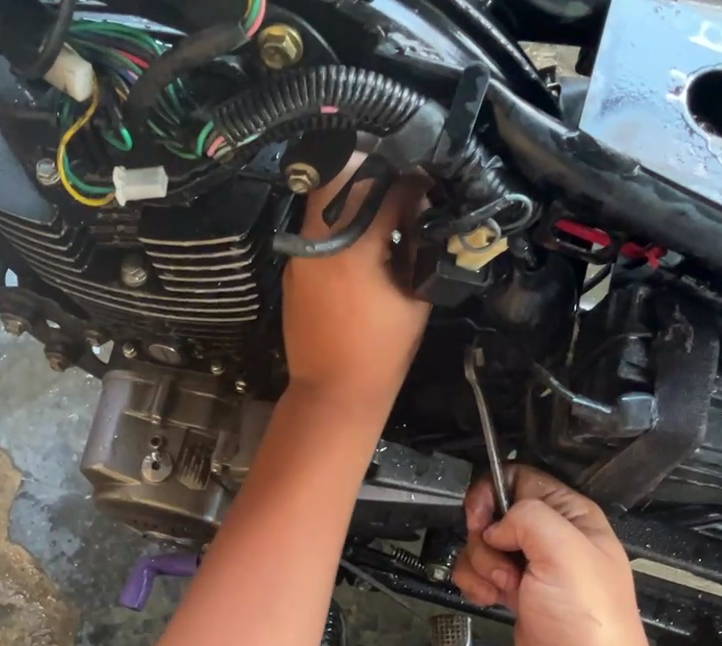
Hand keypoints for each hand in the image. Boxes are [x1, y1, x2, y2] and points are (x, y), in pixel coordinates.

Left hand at [281, 164, 429, 402]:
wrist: (332, 392)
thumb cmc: (381, 352)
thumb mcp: (415, 298)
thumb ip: (420, 249)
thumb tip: (422, 214)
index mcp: (352, 245)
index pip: (384, 187)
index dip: (411, 182)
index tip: (428, 186)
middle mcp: (318, 239)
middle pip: (342, 177)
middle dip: (376, 175)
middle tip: (402, 190)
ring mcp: (300, 253)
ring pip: (324, 199)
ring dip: (355, 197)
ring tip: (384, 216)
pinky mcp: (293, 269)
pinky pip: (317, 228)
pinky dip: (340, 224)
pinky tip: (362, 244)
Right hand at [454, 465, 654, 645]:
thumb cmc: (584, 614)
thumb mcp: (563, 551)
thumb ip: (527, 518)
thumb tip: (496, 526)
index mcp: (571, 515)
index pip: (520, 478)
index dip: (492, 493)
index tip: (481, 519)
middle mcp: (550, 535)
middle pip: (493, 514)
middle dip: (484, 539)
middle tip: (504, 565)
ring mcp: (531, 566)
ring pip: (481, 545)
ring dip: (480, 566)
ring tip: (502, 590)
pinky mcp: (515, 592)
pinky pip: (480, 573)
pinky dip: (477, 585)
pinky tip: (491, 601)